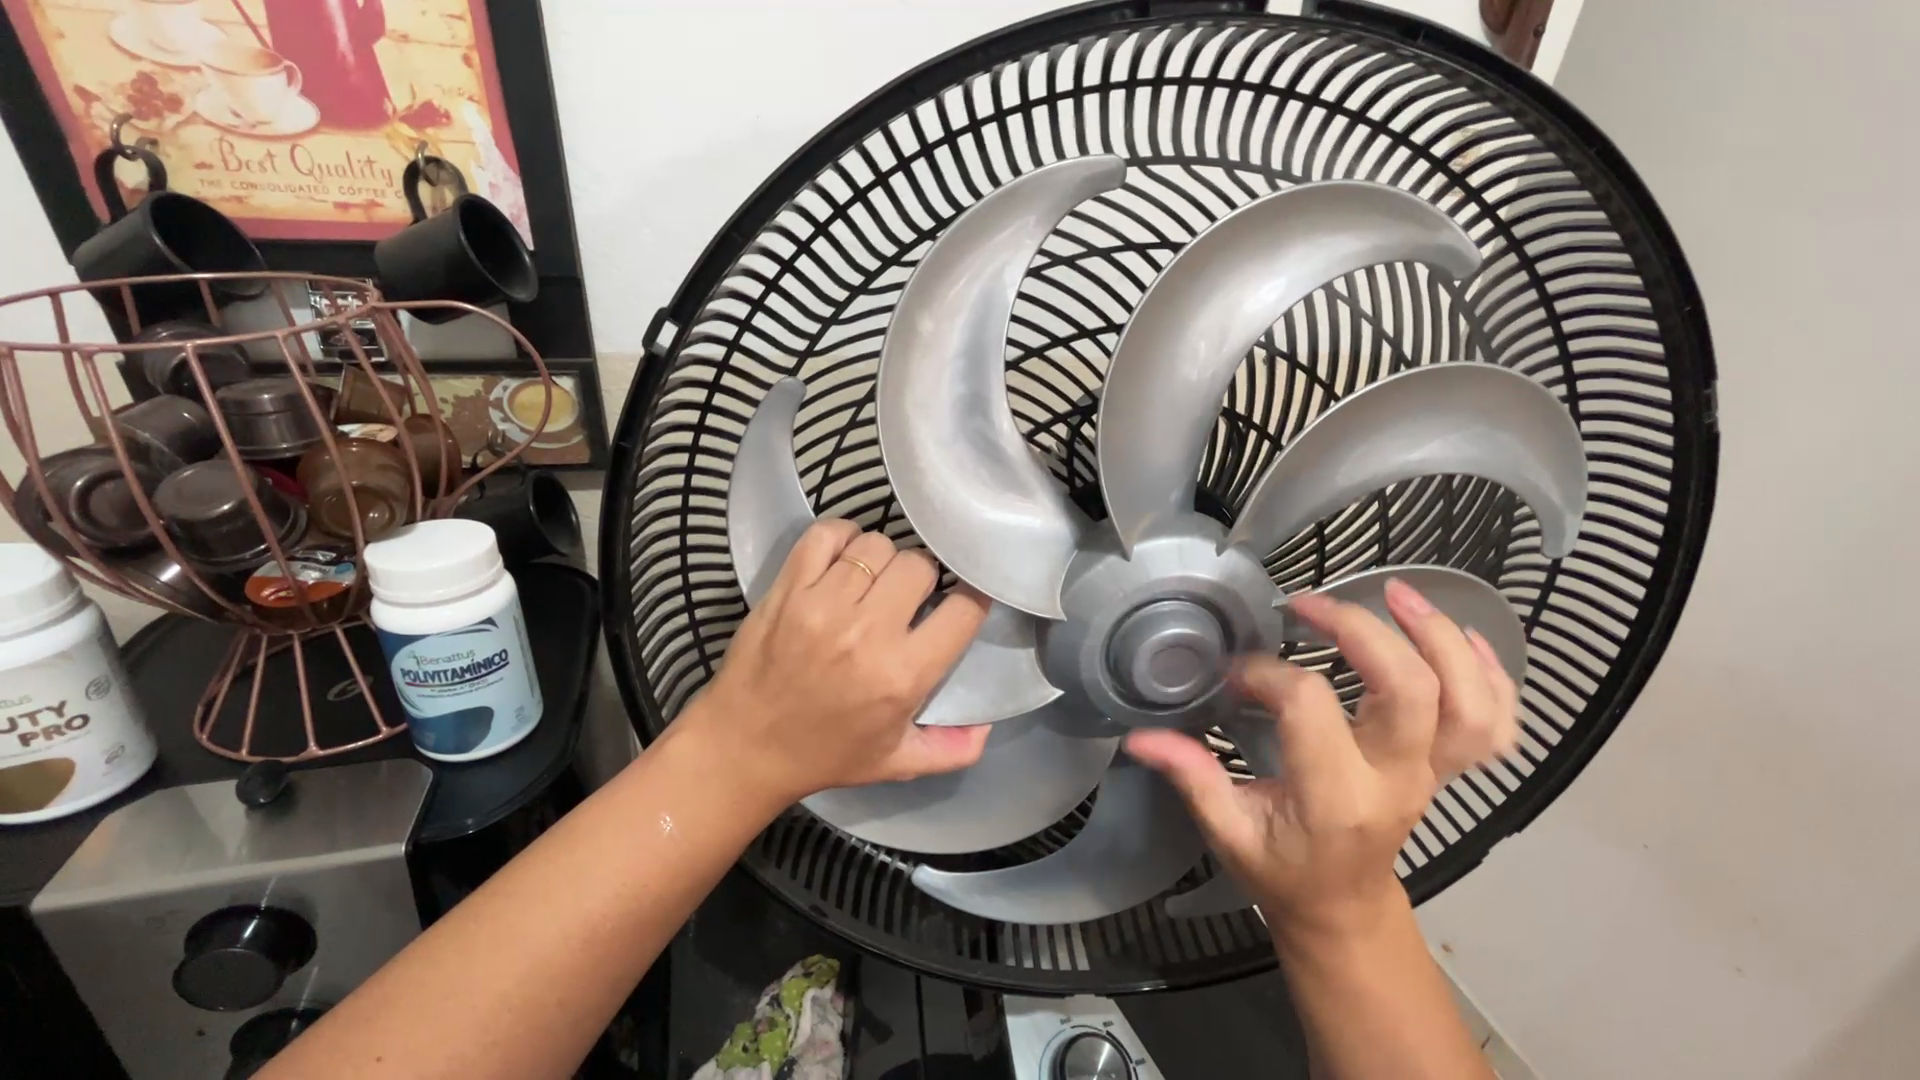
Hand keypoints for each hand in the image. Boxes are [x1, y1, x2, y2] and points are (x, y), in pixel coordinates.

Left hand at [691, 520, 991, 802]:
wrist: (744, 747)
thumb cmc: (825, 755)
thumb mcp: (897, 763)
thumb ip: (952, 749)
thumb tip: (988, 724)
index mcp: (902, 675)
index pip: (962, 610)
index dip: (971, 598)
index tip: (962, 600)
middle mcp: (868, 633)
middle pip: (920, 566)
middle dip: (923, 578)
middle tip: (908, 597)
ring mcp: (823, 605)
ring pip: (876, 545)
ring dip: (882, 560)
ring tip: (872, 582)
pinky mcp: (787, 589)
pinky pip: (825, 535)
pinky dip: (841, 538)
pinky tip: (843, 560)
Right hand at [1125, 579, 1510, 938]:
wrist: (1342, 906)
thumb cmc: (1281, 870)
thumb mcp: (1228, 831)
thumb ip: (1190, 776)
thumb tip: (1139, 735)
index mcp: (1334, 797)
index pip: (1309, 708)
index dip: (1266, 674)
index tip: (1235, 674)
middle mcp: (1394, 780)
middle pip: (1408, 690)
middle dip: (1362, 631)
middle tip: (1312, 603)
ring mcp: (1431, 774)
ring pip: (1467, 701)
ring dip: (1440, 638)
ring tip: (1397, 593)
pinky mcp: (1446, 768)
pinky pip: (1495, 723)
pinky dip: (1491, 674)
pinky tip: (1459, 637)